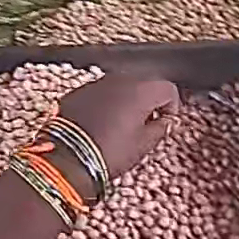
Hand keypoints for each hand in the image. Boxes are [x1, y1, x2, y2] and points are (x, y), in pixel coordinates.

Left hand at [54, 75, 178, 181]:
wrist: (67, 159)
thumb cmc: (109, 153)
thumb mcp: (143, 144)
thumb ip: (160, 128)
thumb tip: (166, 121)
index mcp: (141, 90)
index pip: (168, 89)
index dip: (171, 107)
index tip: (166, 122)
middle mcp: (119, 80)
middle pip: (144, 84)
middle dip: (149, 102)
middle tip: (146, 125)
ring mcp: (95, 84)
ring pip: (120, 87)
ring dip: (126, 102)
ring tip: (122, 127)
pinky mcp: (77, 93)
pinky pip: (99, 94)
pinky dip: (104, 105)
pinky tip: (101, 125)